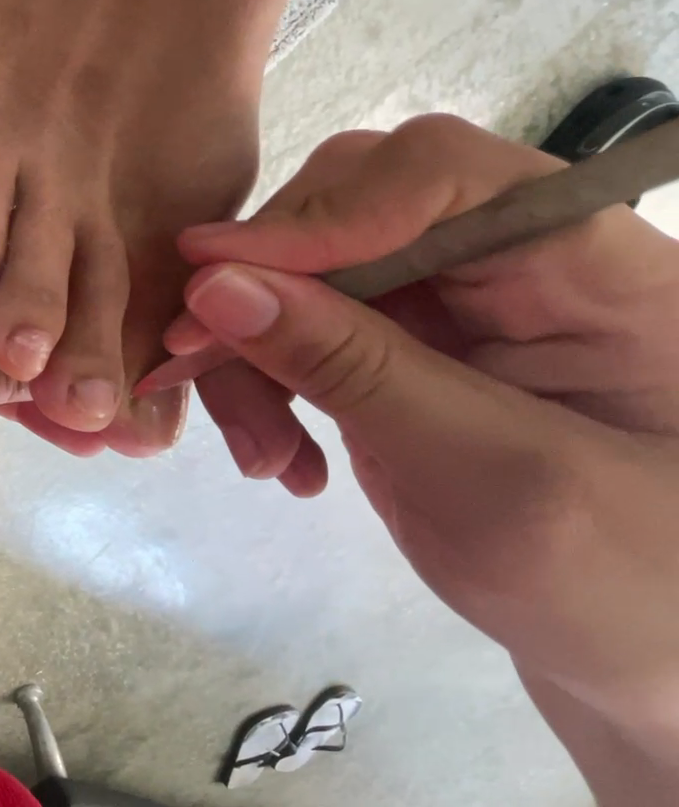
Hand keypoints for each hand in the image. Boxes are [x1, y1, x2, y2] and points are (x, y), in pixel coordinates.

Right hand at [171, 114, 678, 730]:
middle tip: (195, 361)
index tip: (211, 273)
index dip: (321, 211)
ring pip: (290, 275)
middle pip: (342, 213)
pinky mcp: (386, 346)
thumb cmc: (621, 582)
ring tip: (264, 455)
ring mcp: (441, 306)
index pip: (441, 175)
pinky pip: (282, 328)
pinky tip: (281, 456)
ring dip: (245, 357)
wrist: (637, 654)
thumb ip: (351, 367)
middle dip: (259, 289)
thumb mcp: (486, 474)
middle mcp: (506, 264)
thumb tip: (211, 283)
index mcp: (590, 268)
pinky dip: (255, 385)